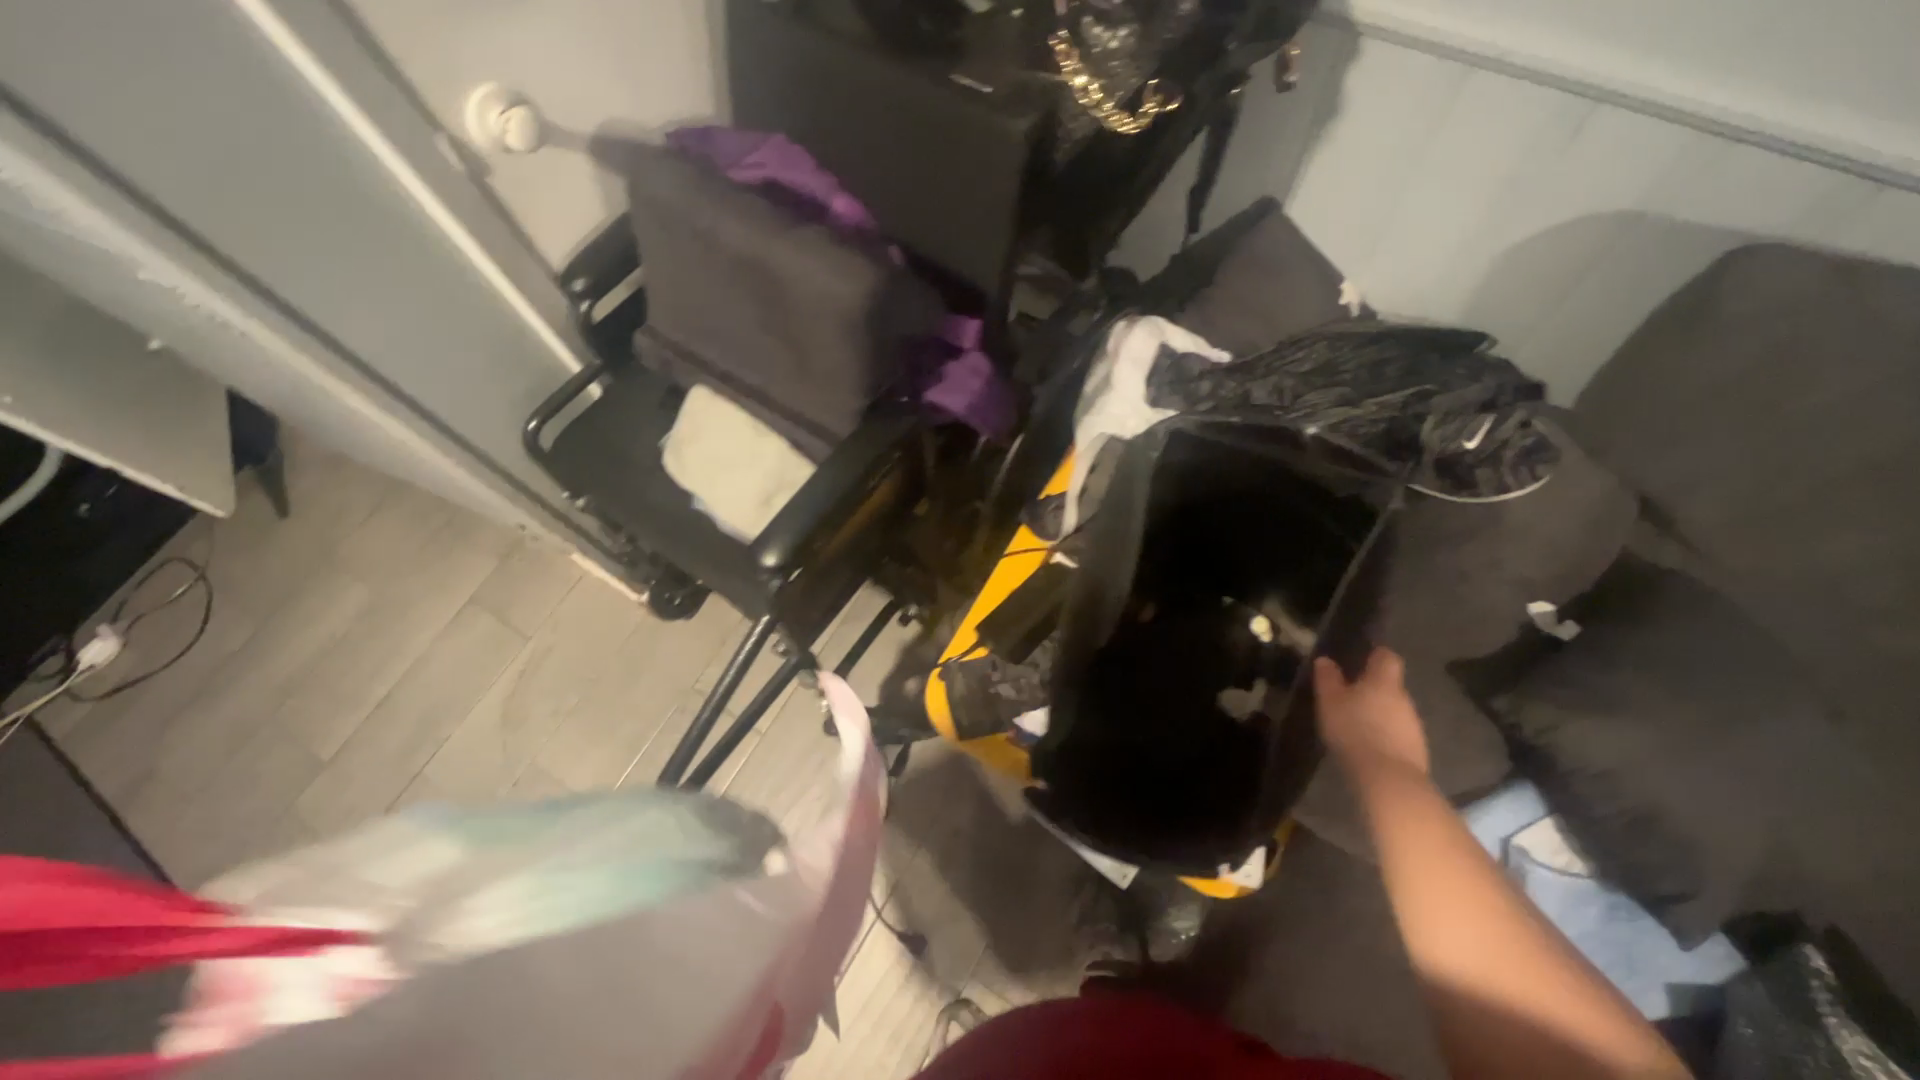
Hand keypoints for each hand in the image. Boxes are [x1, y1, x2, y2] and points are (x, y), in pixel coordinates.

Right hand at [1313, 647, 1429, 778]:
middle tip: (1350, 696)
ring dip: (1379, 714)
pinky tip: (1369, 747)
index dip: (1376, 655)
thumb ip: (1328, 679)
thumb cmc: (1354, 730)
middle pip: (1391, 686)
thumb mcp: (1330, 703)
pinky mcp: (1416, 748)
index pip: (1387, 657)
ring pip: (1395, 711)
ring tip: (1357, 725)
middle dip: (1374, 688)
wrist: (1388, 778)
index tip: (1362, 657)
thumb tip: (1325, 660)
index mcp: (1383, 681)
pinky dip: (1385, 735)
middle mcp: (1404, 698)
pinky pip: (1398, 734)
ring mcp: (1413, 724)